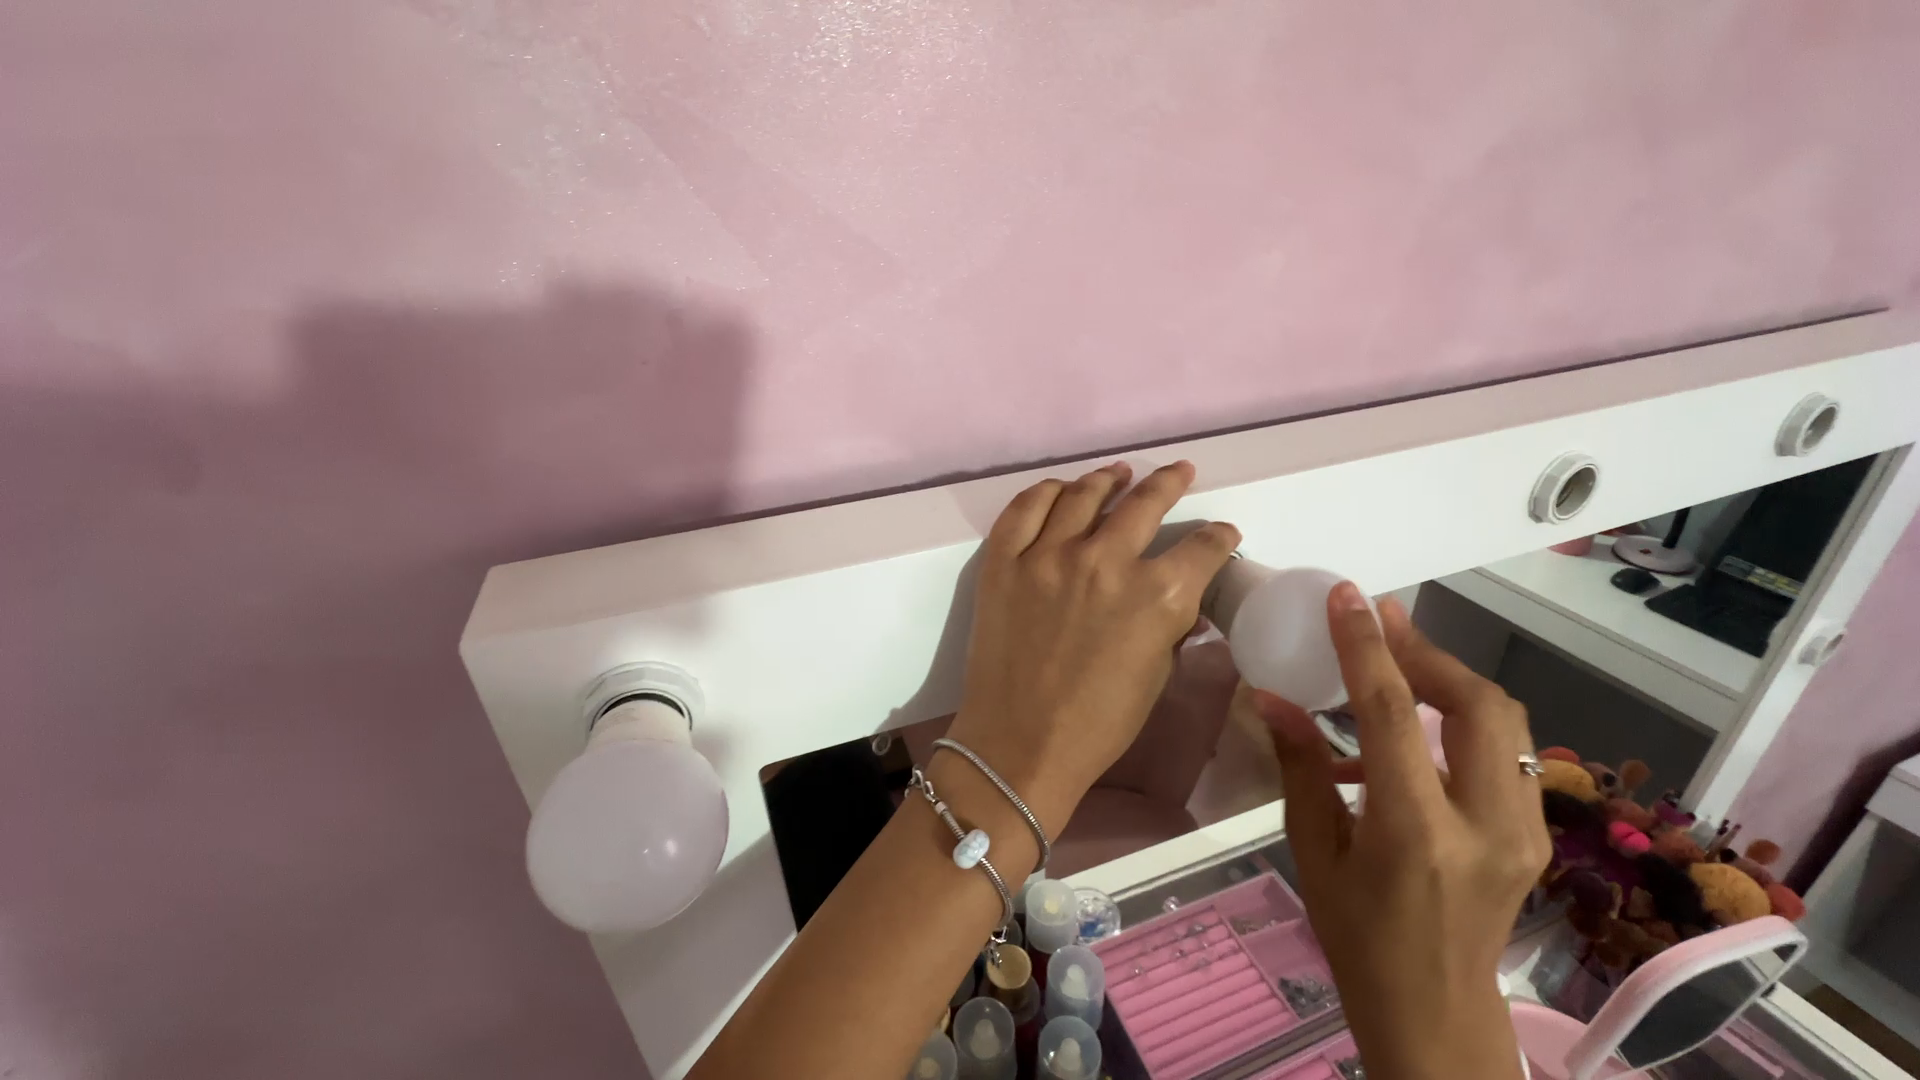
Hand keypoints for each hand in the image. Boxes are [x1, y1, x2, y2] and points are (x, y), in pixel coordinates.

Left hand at [944, 461, 1239, 832]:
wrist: (1019, 744)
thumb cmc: (1098, 723)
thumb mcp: (1156, 676)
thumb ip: (1171, 626)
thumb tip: (1182, 600)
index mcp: (1157, 595)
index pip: (1202, 548)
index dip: (1218, 538)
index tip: (1221, 534)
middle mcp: (1106, 561)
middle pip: (1145, 503)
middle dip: (1170, 483)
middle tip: (1179, 472)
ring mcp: (1049, 555)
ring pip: (1084, 494)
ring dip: (1108, 479)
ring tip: (1118, 473)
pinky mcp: (1004, 560)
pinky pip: (1026, 508)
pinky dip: (1046, 493)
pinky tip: (1060, 490)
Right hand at [1247, 585, 1549, 1079]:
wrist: (1435, 1011)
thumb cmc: (1356, 936)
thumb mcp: (1313, 851)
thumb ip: (1302, 766)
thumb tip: (1272, 697)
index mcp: (1416, 832)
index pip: (1393, 715)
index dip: (1365, 647)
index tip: (1347, 597)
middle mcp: (1487, 824)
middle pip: (1479, 703)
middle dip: (1426, 651)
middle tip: (1378, 620)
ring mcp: (1525, 830)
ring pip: (1503, 721)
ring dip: (1446, 679)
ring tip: (1393, 660)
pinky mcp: (1534, 832)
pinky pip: (1503, 751)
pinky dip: (1457, 720)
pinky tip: (1408, 731)